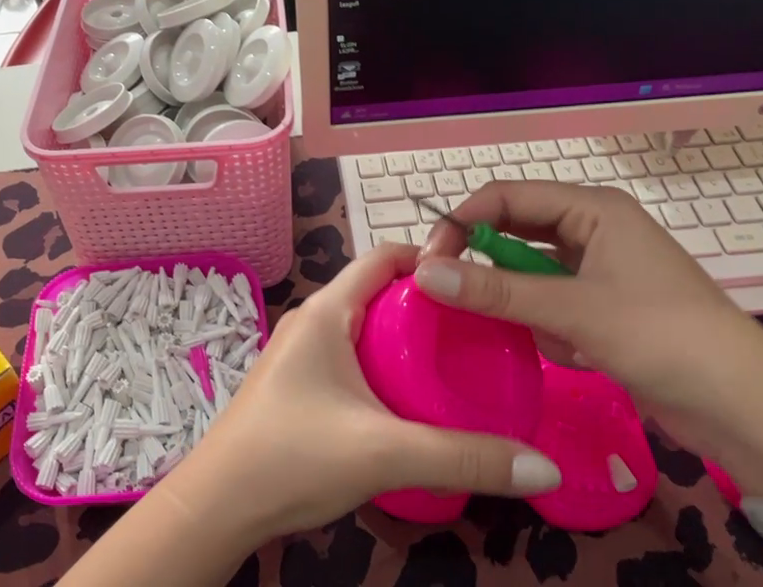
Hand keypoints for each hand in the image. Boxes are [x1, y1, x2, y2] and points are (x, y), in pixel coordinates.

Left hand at [156, 242, 561, 543]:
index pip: (383, 258)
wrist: (219, 504)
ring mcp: (301, 355)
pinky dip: (386, 366)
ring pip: (364, 328)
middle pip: (378, 293)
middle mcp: (311, 322)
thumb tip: (543, 466)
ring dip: (406, 339)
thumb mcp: (385, 454)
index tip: (479, 279)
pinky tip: (412, 401)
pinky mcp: (299, 386)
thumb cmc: (293, 458)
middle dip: (427, 305)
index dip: (430, 258)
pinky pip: (352, 358)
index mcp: (326, 312)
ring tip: (457, 364)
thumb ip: (463, 458)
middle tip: (480, 330)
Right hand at [416, 181, 762, 499]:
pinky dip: (553, 331)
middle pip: (515, 234)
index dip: (463, 222)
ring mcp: (600, 271)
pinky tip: (580, 354)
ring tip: (556, 338)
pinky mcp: (605, 309)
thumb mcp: (573, 312)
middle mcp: (593, 230)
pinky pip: (551, 306)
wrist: (749, 412)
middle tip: (457, 299)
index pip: (507, 196)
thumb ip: (495, 292)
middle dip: (494, 271)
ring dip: (529, 309)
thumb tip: (422, 273)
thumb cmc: (664, 339)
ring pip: (530, 276)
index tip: (428, 262)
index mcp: (593, 209)